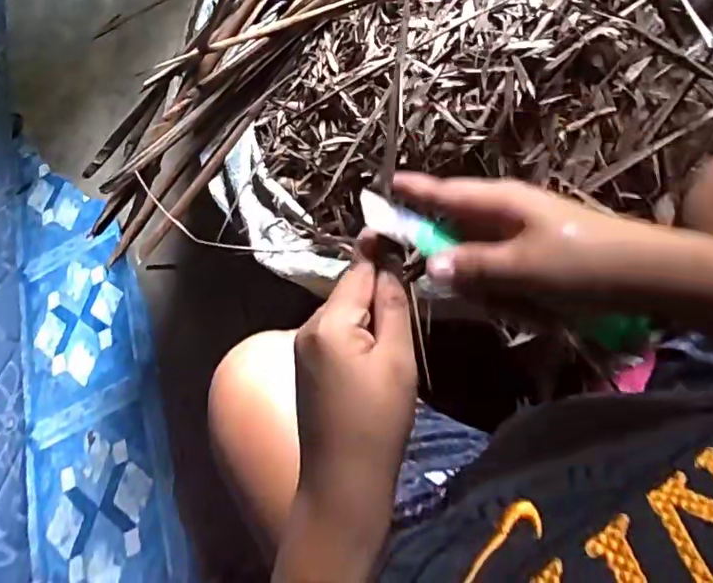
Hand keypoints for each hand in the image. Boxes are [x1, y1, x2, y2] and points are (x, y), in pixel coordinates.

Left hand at [277, 249, 416, 580]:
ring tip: (397, 325)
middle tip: (410, 283)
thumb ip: (393, 306)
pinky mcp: (306, 363)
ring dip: (368, 310)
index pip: (358, 271)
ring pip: (344, 310)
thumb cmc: (378, 423)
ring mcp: (303, 345)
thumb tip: (391, 263)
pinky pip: (335, 331)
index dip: (379, 250)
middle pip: (350, 290)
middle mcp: (308, 325)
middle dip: (377, 287)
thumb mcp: (397, 361)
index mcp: (329, 321)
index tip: (395, 228)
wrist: (342, 485)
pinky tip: (376, 351)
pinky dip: (357, 331)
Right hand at [391, 172, 707, 311]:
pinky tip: (536, 311)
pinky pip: (507, 271)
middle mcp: (507, 211)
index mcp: (500, 201)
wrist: (654, 274)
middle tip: (465, 291)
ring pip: (483, 256)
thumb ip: (475, 266)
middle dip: (457, 262)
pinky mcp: (541, 253)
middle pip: (459, 230)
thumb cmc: (584, 262)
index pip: (445, 192)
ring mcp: (525, 232)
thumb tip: (432, 264)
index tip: (386, 186)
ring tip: (522, 309)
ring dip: (490, 285)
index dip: (415, 191)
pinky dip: (511, 291)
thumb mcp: (524, 267)